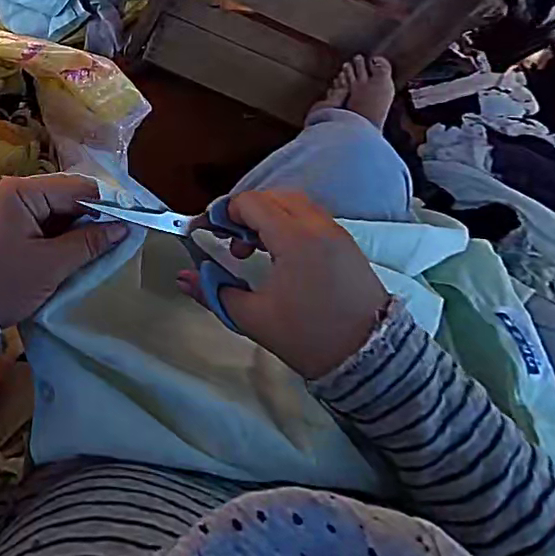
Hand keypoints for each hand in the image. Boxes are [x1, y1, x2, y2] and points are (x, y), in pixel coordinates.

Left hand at [0, 175, 128, 325]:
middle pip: (68, 194)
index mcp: (22, 192)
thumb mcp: (52, 264)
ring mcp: (10, 207)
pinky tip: (82, 245)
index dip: (108, 202)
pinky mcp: (9, 224)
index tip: (135, 217)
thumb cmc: (4, 283)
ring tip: (109, 239)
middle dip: (95, 213)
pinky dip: (64, 232)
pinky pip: (45, 220)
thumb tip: (124, 227)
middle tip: (124, 231)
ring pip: (58, 208)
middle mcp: (15, 191)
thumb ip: (90, 242)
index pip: (76, 187)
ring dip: (81, 224)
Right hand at [177, 190, 386, 378]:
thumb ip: (213, 292)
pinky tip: (280, 254)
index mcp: (294, 238)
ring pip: (293, 203)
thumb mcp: (253, 318)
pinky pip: (311, 217)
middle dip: (244, 213)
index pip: (250, 203)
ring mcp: (336, 231)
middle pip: (272, 196)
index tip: (205, 232)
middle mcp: (317, 225)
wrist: (371, 358)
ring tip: (254, 249)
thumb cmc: (309, 337)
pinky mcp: (346, 243)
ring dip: (267, 216)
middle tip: (230, 243)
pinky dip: (289, 223)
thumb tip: (183, 278)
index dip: (222, 213)